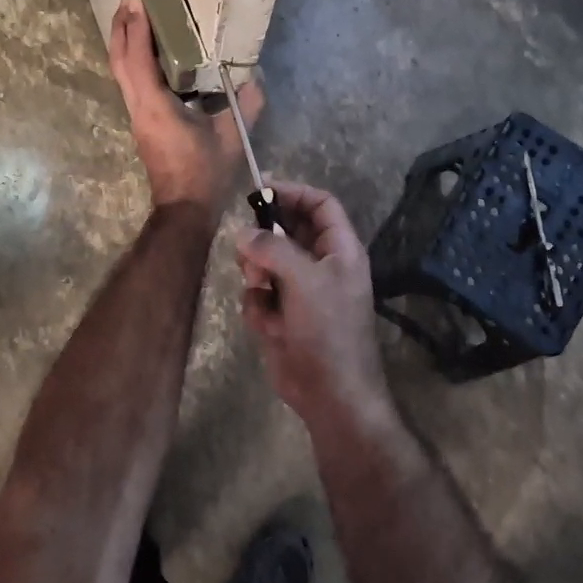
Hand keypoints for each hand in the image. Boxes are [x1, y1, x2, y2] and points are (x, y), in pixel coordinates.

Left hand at [109, 0, 262, 220]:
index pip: (139, 58)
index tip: (136, 0)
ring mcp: (137, 117)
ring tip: (132, 19)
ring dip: (123, 44)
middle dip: (120, 28)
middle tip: (128, 0)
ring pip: (121, 73)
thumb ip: (245, 104)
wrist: (184, 209)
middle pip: (119, 61)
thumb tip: (255, 77)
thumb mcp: (231, 137)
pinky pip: (130, 84)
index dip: (136, 27)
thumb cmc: (205, 173)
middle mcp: (138, 107)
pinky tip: (147, 55)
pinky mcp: (142, 124)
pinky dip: (132, 62)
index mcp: (155, 105)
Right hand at [235, 181, 391, 427]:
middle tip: (248, 245)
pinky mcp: (280, 316)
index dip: (293, 192)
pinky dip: (258, 308)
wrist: (330, 393)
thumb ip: (272, 247)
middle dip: (264, 238)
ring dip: (256, 276)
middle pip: (286, 231)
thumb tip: (243, 233)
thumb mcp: (303, 279)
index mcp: (340, 250)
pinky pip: (257, 295)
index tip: (261, 189)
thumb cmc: (328, 329)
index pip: (320, 205)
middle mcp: (320, 265)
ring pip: (264, 262)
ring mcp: (299, 291)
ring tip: (261, 290)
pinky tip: (269, 327)